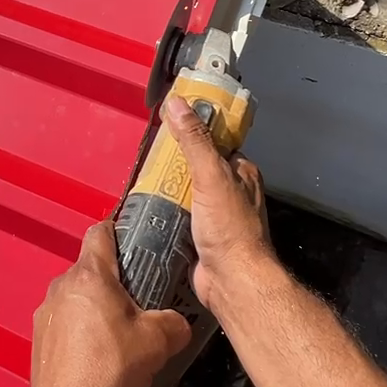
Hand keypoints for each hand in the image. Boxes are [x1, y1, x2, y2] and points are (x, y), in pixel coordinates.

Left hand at [27, 222, 191, 386]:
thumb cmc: (111, 370)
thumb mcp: (158, 342)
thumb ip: (174, 323)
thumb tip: (180, 324)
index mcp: (89, 275)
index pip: (100, 232)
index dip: (118, 228)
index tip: (133, 234)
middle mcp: (61, 286)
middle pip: (90, 269)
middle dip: (114, 280)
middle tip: (139, 299)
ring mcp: (45, 314)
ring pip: (76, 298)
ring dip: (96, 308)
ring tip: (120, 335)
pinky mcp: (38, 341)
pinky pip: (65, 323)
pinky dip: (81, 332)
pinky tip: (98, 359)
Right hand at [159, 94, 271, 311]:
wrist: (231, 281)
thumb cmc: (231, 229)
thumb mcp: (211, 175)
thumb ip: (195, 140)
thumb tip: (179, 105)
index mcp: (241, 172)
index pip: (216, 141)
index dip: (194, 130)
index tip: (171, 122)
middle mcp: (231, 192)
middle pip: (197, 166)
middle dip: (175, 163)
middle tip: (152, 156)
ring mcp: (216, 215)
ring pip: (186, 191)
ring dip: (168, 188)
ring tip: (145, 180)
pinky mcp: (201, 235)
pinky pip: (179, 215)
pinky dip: (165, 211)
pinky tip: (150, 207)